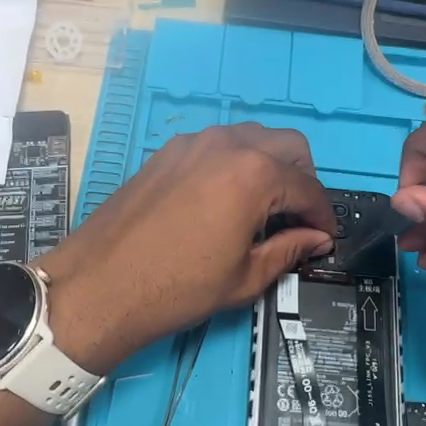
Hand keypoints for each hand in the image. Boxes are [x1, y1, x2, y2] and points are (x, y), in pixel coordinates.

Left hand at [33, 123, 335, 373]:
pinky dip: (235, 162)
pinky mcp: (167, 152)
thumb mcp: (245, 277)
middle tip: (298, 218)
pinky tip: (225, 199)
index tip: (325, 237)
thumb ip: (289, 250)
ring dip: (269, 165)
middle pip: (287, 146)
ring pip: (251, 138)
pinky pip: (217, 145)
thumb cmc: (178, 287)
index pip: (308, 187)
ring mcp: (193, 143)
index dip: (323, 216)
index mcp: (254, 174)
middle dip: (302, 178)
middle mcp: (227, 144)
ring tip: (264, 208)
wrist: (100, 284)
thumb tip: (317, 239)